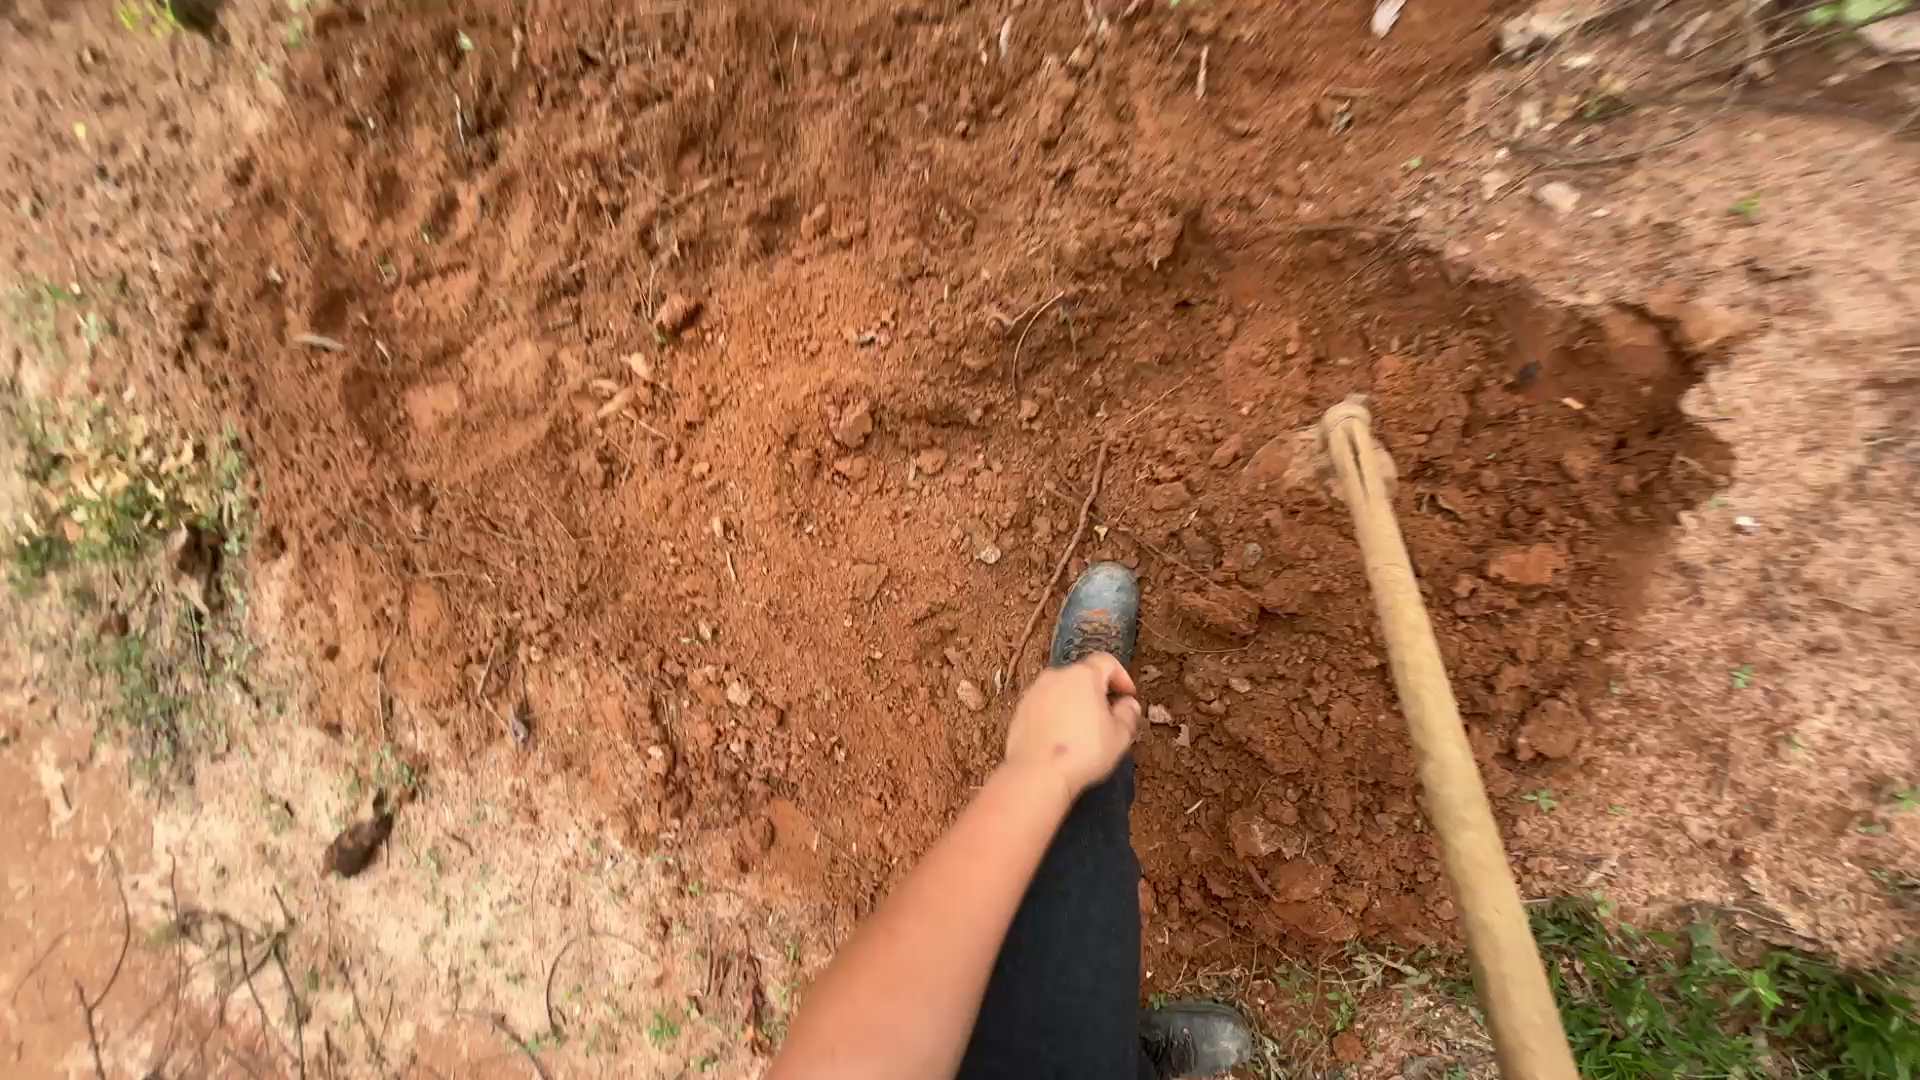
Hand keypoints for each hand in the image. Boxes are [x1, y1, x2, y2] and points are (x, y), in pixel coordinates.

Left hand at [1004, 653, 1141, 801]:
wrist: (1037, 772)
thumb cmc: (1084, 751)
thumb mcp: (1119, 736)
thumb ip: (1128, 714)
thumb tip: (1128, 703)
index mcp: (1083, 675)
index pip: (1106, 661)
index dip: (1121, 676)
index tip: (1128, 695)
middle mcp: (1056, 676)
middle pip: (1082, 675)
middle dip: (1098, 691)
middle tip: (1108, 715)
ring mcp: (1034, 691)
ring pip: (1061, 690)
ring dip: (1075, 703)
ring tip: (1083, 730)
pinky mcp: (1020, 709)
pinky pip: (1044, 705)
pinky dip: (1056, 714)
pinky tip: (1061, 738)